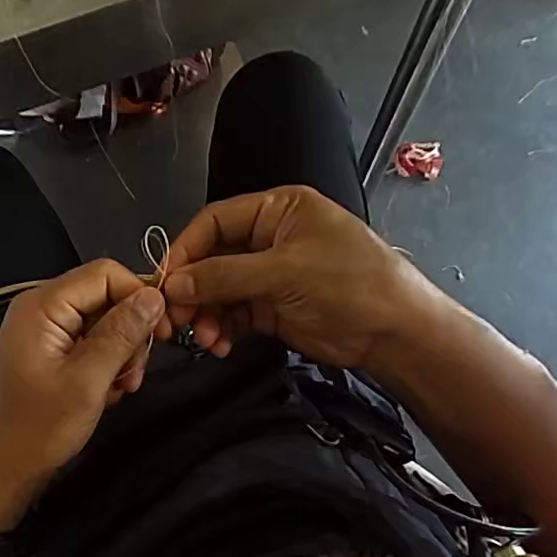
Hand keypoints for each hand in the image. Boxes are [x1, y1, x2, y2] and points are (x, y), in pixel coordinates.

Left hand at [0, 260, 168, 533]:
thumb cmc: (38, 429)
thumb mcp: (88, 381)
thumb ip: (122, 334)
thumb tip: (155, 296)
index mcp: (44, 306)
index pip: (106, 274)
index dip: (141, 297)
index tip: (165, 334)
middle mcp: (42, 310)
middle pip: (106, 298)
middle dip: (131, 333)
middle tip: (136, 375)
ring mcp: (45, 335)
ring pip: (103, 326)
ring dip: (122, 355)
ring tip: (121, 390)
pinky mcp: (49, 357)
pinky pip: (90, 347)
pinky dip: (107, 368)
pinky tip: (108, 395)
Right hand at [160, 186, 453, 370]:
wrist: (390, 330)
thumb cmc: (347, 283)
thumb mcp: (284, 272)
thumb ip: (225, 276)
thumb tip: (174, 284)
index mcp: (277, 210)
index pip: (216, 222)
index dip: (187, 250)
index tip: (166, 281)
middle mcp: (270, 239)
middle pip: (214, 260)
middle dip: (195, 290)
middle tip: (178, 318)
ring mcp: (272, 277)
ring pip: (222, 292)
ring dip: (208, 315)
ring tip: (205, 339)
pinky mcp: (275, 310)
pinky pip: (237, 316)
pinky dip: (224, 330)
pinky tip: (220, 345)